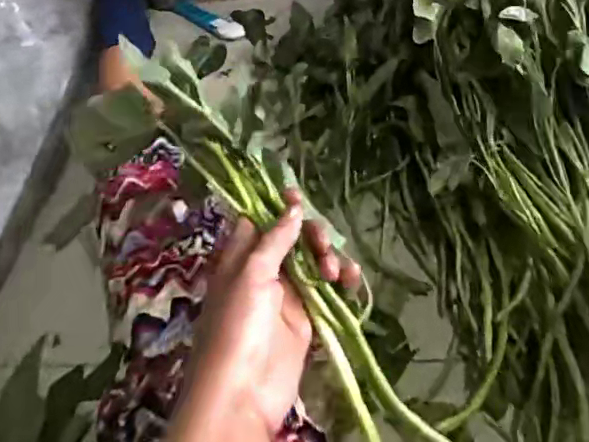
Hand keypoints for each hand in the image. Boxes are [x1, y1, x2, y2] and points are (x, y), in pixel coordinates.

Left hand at [167, 192, 361, 441]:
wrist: (242, 396)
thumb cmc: (237, 326)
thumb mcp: (251, 274)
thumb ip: (275, 238)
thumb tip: (294, 205)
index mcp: (242, 257)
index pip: (260, 219)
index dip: (278, 205)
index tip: (297, 193)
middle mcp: (264, 271)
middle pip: (293, 236)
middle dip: (311, 232)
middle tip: (320, 243)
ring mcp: (288, 294)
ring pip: (314, 260)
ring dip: (329, 256)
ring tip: (334, 271)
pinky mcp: (308, 317)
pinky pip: (329, 290)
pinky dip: (343, 281)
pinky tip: (352, 280)